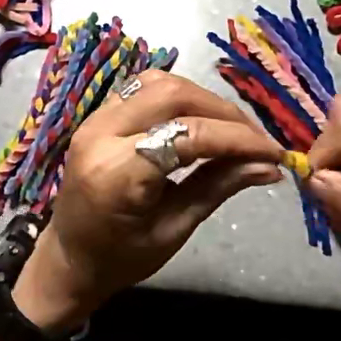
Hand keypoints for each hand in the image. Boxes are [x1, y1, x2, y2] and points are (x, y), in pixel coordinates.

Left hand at [14, 70, 284, 330]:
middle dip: (222, 111)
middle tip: (255, 140)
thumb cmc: (120, 258)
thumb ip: (219, 187)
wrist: (68, 257)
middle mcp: (100, 134)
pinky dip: (178, 97)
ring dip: (202, 98)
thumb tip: (269, 166)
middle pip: (173, 94)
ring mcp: (94, 119)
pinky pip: (143, 89)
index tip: (273, 152)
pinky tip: (199, 119)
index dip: (236, 138)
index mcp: (116, 174)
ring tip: (231, 128)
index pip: (187, 135)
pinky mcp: (97, 114)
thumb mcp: (174, 230)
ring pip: (158, 82)